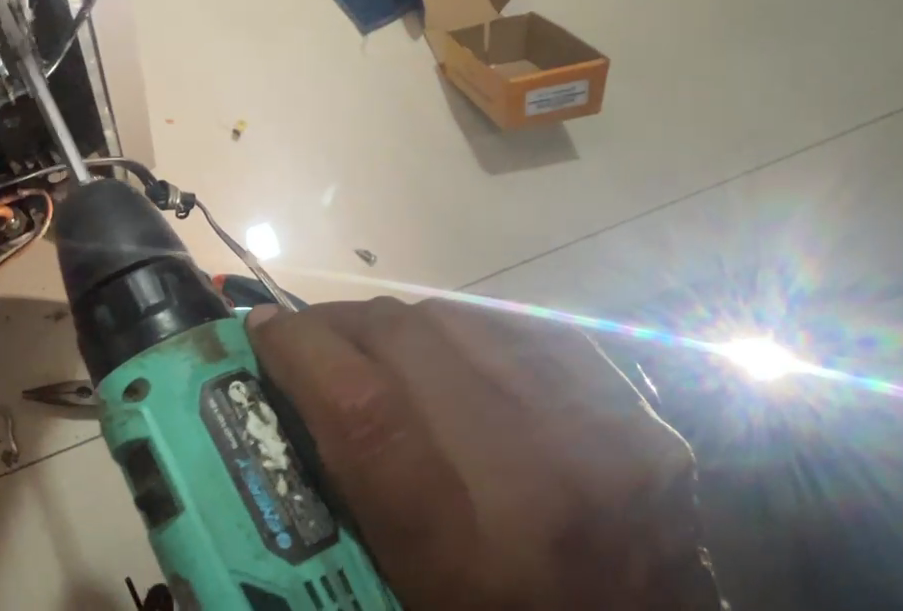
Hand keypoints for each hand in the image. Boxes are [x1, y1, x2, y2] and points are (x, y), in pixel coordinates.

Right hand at [248, 299, 720, 610]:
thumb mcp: (385, 589)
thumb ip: (328, 491)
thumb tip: (270, 387)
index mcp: (462, 548)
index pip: (361, 406)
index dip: (298, 348)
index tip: (262, 332)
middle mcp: (539, 480)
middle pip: (404, 340)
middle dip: (337, 323)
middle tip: (313, 341)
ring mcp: (602, 439)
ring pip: (456, 318)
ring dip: (398, 325)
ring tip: (380, 351)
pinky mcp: (641, 419)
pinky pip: (519, 330)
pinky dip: (467, 332)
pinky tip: (453, 359)